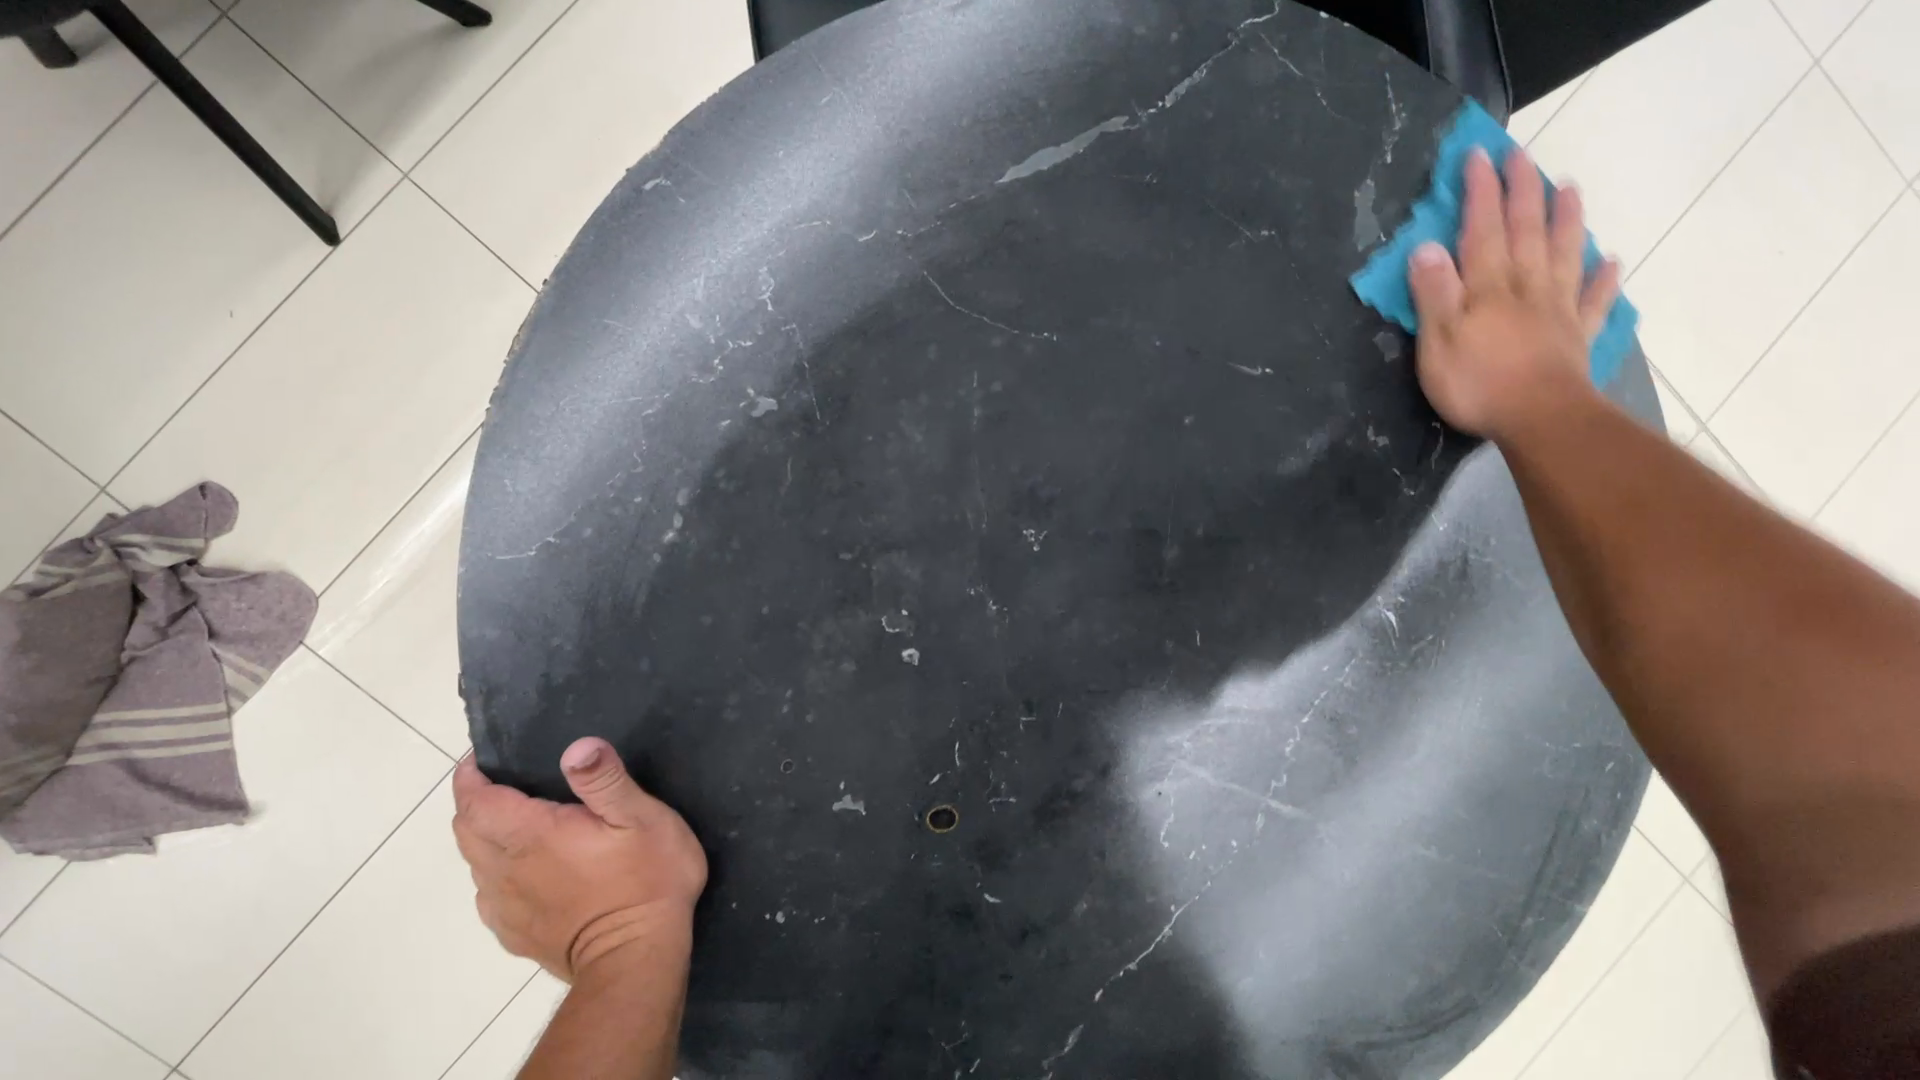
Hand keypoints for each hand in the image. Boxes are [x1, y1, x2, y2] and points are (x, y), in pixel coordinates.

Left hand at [453, 738, 707, 982]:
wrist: (637, 960)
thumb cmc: (645, 880)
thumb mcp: (640, 818)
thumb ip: (605, 780)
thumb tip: (577, 746)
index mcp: (529, 835)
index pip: (474, 801)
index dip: (470, 776)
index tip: (482, 757)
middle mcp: (504, 870)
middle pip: (466, 830)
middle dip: (476, 803)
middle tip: (509, 784)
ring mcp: (506, 908)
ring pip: (476, 864)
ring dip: (487, 839)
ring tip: (523, 826)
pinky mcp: (517, 935)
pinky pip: (491, 896)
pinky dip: (499, 875)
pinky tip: (531, 874)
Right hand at [1407, 146, 1621, 440]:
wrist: (1541, 418)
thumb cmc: (1478, 382)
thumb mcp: (1438, 340)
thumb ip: (1434, 293)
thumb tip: (1426, 247)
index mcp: (1488, 286)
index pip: (1483, 228)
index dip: (1480, 192)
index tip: (1479, 155)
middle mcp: (1526, 286)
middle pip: (1526, 230)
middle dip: (1522, 190)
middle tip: (1522, 156)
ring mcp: (1556, 309)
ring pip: (1563, 253)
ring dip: (1566, 219)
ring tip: (1569, 188)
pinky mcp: (1575, 337)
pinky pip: (1593, 301)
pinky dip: (1603, 279)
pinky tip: (1612, 261)